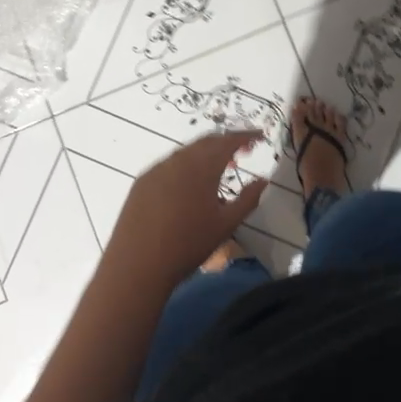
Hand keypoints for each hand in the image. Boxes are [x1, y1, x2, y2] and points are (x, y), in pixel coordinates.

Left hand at [107, 131, 269, 288]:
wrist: (136, 265)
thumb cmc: (187, 245)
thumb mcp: (226, 225)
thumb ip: (248, 199)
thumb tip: (264, 180)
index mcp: (202, 166)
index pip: (229, 141)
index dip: (246, 136)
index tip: (260, 136)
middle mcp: (179, 159)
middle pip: (207, 141)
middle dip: (226, 143)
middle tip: (242, 151)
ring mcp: (157, 169)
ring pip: (187, 152)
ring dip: (206, 154)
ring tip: (218, 170)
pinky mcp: (142, 181)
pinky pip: (170, 164)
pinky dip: (186, 166)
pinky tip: (189, 186)